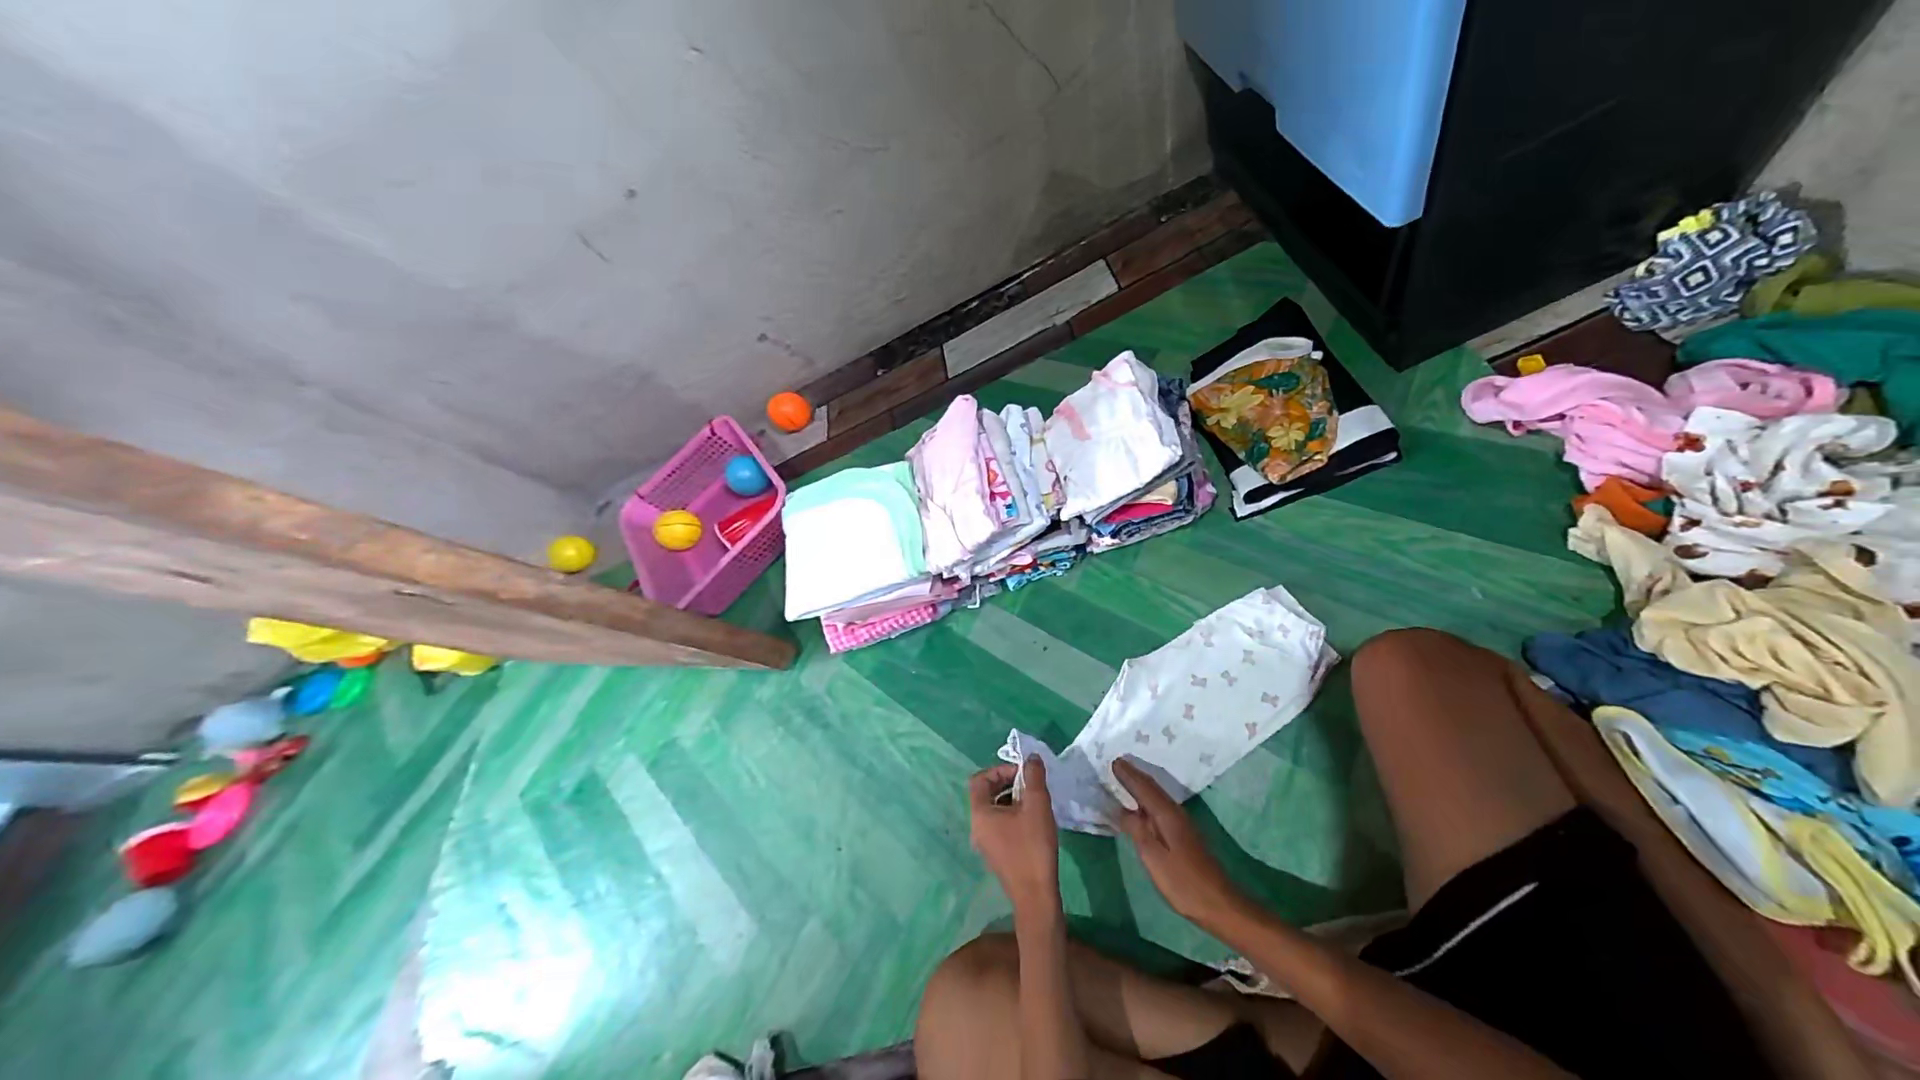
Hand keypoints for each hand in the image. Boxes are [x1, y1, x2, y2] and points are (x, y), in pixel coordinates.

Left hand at [969, 758, 1060, 914]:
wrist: (1035, 895)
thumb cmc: (1033, 847)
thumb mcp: (1037, 806)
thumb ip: (1033, 777)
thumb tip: (1031, 758)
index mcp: (979, 813)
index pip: (979, 780)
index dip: (1000, 770)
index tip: (1022, 773)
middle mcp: (976, 827)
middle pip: (986, 794)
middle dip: (1008, 784)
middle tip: (1031, 785)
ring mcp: (984, 843)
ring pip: (994, 810)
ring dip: (1012, 800)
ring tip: (1036, 802)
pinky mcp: (996, 855)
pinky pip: (999, 826)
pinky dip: (1013, 816)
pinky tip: (1034, 822)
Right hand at [1112, 757, 1245, 924]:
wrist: (1219, 904)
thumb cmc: (1183, 883)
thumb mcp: (1154, 858)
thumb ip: (1138, 831)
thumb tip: (1123, 810)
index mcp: (1167, 815)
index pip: (1144, 789)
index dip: (1128, 775)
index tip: (1113, 761)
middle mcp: (1176, 813)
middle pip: (1153, 788)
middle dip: (1135, 776)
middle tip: (1117, 763)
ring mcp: (1182, 824)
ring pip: (1158, 797)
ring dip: (1142, 786)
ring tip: (1125, 778)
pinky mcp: (1184, 836)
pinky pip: (1161, 808)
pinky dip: (1148, 800)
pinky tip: (1141, 807)